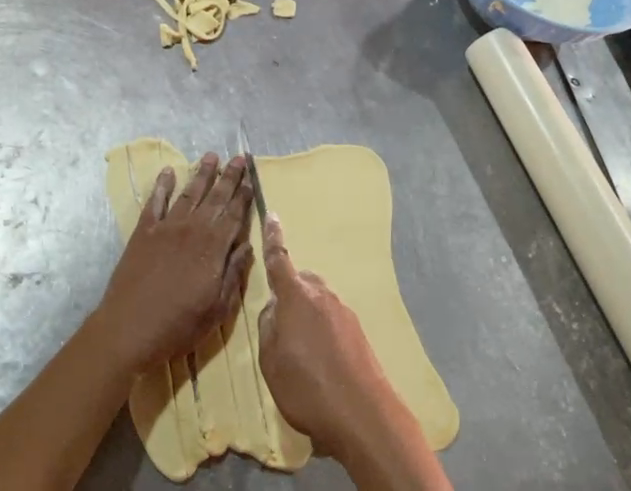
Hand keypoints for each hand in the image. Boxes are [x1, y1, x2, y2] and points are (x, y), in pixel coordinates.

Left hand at [93, 152, 254, 372]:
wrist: (130, 328)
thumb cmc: (179, 325)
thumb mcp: (218, 308)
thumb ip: (234, 274)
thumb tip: (247, 246)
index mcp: (213, 248)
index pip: (234, 215)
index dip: (244, 195)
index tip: (252, 178)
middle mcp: (192, 230)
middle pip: (215, 198)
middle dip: (229, 177)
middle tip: (239, 157)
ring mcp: (166, 228)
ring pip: (188, 194)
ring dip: (201, 174)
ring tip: (211, 156)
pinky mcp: (143, 232)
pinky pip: (155, 202)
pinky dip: (162, 185)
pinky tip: (168, 172)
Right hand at [256, 214, 401, 454]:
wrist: (363, 415)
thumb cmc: (306, 387)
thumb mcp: (270, 360)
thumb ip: (268, 327)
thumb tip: (275, 308)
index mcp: (296, 297)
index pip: (280, 260)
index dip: (274, 238)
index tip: (273, 215)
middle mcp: (322, 297)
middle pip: (302, 282)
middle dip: (290, 291)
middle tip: (279, 321)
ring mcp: (344, 314)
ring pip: (318, 302)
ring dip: (307, 315)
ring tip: (299, 351)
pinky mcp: (359, 334)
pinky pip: (332, 321)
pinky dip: (322, 331)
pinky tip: (320, 362)